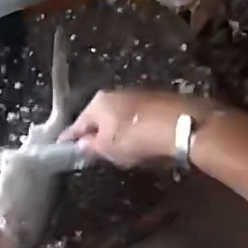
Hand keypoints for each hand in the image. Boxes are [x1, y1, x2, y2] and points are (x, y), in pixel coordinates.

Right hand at [61, 90, 217, 167]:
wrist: (184, 125)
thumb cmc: (137, 138)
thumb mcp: (108, 149)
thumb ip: (91, 147)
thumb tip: (82, 145)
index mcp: (97, 104)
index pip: (76, 125)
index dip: (69, 140)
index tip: (63, 149)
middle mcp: (115, 94)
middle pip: (99, 119)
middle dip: (96, 134)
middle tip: (95, 153)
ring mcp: (138, 95)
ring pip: (119, 117)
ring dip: (117, 132)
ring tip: (121, 150)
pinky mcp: (159, 101)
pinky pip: (138, 118)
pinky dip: (135, 129)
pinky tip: (142, 142)